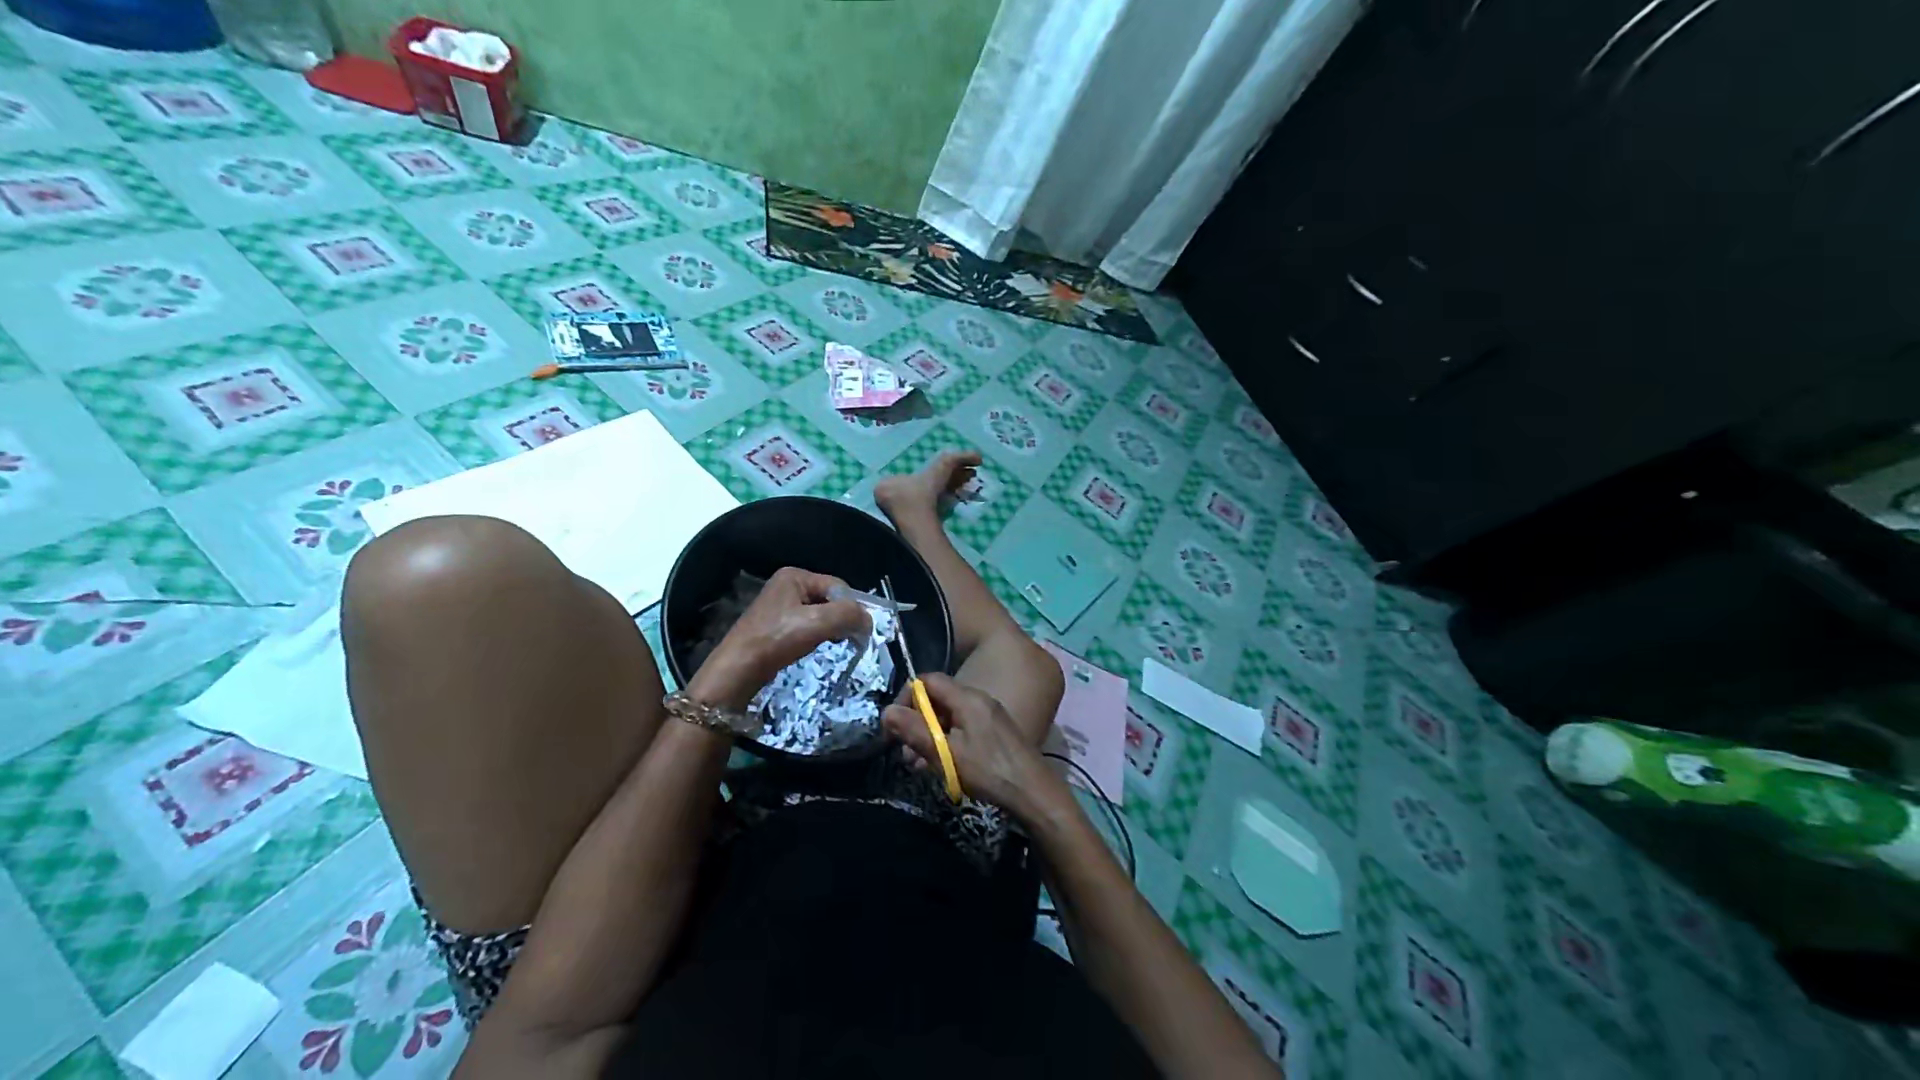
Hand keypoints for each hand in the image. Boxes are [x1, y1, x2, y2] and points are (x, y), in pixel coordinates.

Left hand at [690, 567, 870, 709]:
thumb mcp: (817, 622)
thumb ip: (848, 614)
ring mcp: (781, 607)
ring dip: (831, 630)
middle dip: (842, 619)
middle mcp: (787, 586)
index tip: (861, 632)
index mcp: (795, 576)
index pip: (839, 586)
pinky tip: (816, 650)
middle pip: (830, 600)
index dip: (853, 607)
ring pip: (821, 615)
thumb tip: (868, 620)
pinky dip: (818, 638)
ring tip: (834, 646)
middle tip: (850, 641)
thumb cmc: (776, 640)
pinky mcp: (777, 627)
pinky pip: (808, 627)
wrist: (737, 671)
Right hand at [882, 673, 1060, 819]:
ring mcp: (990, 716)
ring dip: (932, 736)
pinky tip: (943, 766)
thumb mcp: (945, 753)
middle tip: (905, 750)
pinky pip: (964, 728)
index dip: (907, 697)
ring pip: (950, 717)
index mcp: (967, 698)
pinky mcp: (996, 733)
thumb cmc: (988, 771)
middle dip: (918, 721)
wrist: (1034, 793)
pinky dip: (949, 742)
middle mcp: (979, 700)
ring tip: (919, 764)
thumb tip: (886, 712)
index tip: (897, 724)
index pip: (928, 680)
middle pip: (939, 699)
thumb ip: (915, 731)